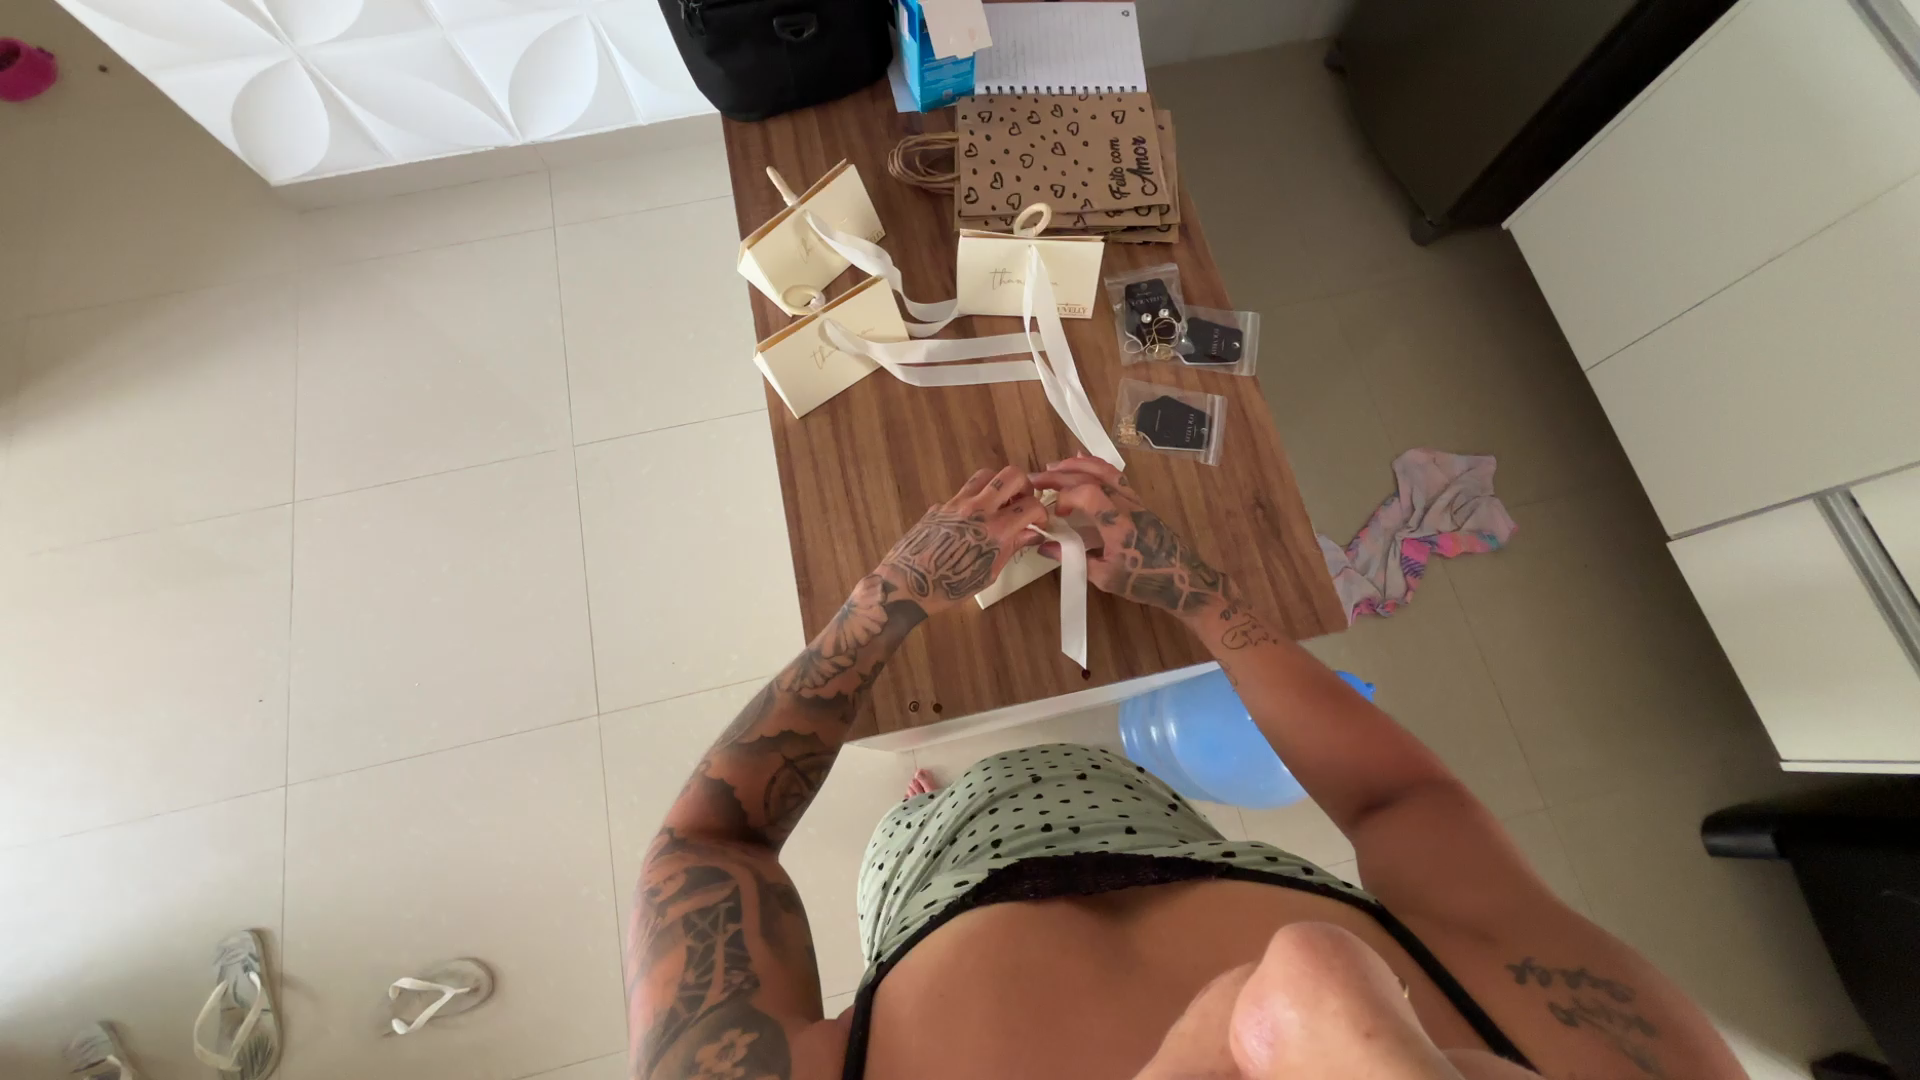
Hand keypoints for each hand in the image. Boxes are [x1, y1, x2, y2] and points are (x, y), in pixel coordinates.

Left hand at [873, 465, 1049, 615]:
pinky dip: (975, 499)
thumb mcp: (989, 573)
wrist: (907, 584)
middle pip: (1012, 475)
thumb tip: (1031, 534)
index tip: (1039, 522)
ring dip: (999, 485)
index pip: (1031, 506)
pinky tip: (971, 519)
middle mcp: (978, 509)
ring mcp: (956, 503)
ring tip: (999, 503)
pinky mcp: (940, 505)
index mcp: (996, 530)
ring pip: (986, 475)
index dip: (1041, 513)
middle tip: (1023, 502)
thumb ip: (1011, 548)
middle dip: (1025, 486)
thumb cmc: (950, 588)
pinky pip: (963, 492)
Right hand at [1030, 456, 1230, 616]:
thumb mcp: (1105, 577)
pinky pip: (1114, 474)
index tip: (1055, 514)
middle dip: (1060, 475)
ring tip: (1054, 467)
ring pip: (1104, 470)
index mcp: (1119, 525)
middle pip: (1091, 476)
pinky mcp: (1138, 501)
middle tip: (1036, 479)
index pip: (1087, 494)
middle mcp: (1127, 505)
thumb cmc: (1143, 582)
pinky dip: (1094, 466)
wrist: (1183, 580)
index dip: (1065, 497)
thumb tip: (1045, 547)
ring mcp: (1134, 500)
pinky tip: (1081, 462)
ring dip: (1076, 465)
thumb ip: (1074, 559)